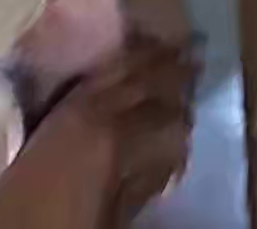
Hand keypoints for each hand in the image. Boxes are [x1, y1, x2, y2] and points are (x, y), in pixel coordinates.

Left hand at [52, 42, 195, 210]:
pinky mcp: (58, 109)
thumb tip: (170, 153)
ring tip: (172, 45)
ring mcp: (75, 105)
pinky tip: (133, 56)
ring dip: (149, 55)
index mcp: (115, 139)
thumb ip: (145, 180)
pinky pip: (97, 74)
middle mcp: (97, 110)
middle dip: (175, 69)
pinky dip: (120, 61)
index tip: (196, 117)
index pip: (164, 115)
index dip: (184, 116)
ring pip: (121, 67)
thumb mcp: (113, 216)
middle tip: (199, 57)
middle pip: (146, 79)